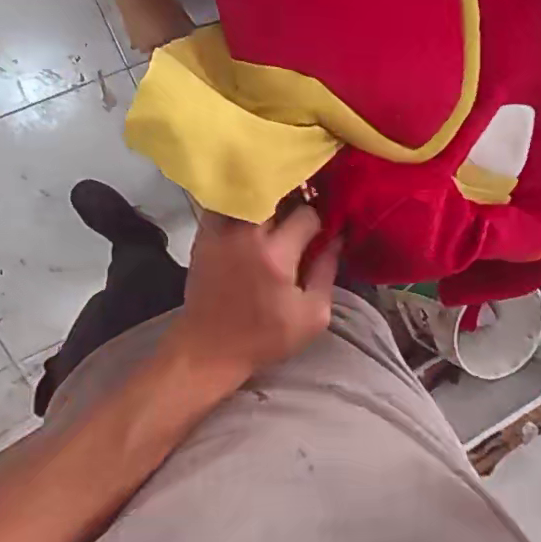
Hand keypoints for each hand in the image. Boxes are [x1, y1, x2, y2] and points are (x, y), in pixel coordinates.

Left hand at [163, 206, 341, 391]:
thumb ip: (326, 272)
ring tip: (276, 213)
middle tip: (300, 218)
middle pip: (278, 195)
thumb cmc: (264, 337)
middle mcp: (246, 235)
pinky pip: (226, 203)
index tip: (320, 233)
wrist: (209, 347)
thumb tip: (336, 238)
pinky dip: (241, 203)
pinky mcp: (204, 234)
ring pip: (250, 194)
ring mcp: (221, 231)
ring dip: (267, 198)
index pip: (307, 215)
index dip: (319, 222)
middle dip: (294, 203)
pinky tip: (250, 215)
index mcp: (276, 256)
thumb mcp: (312, 316)